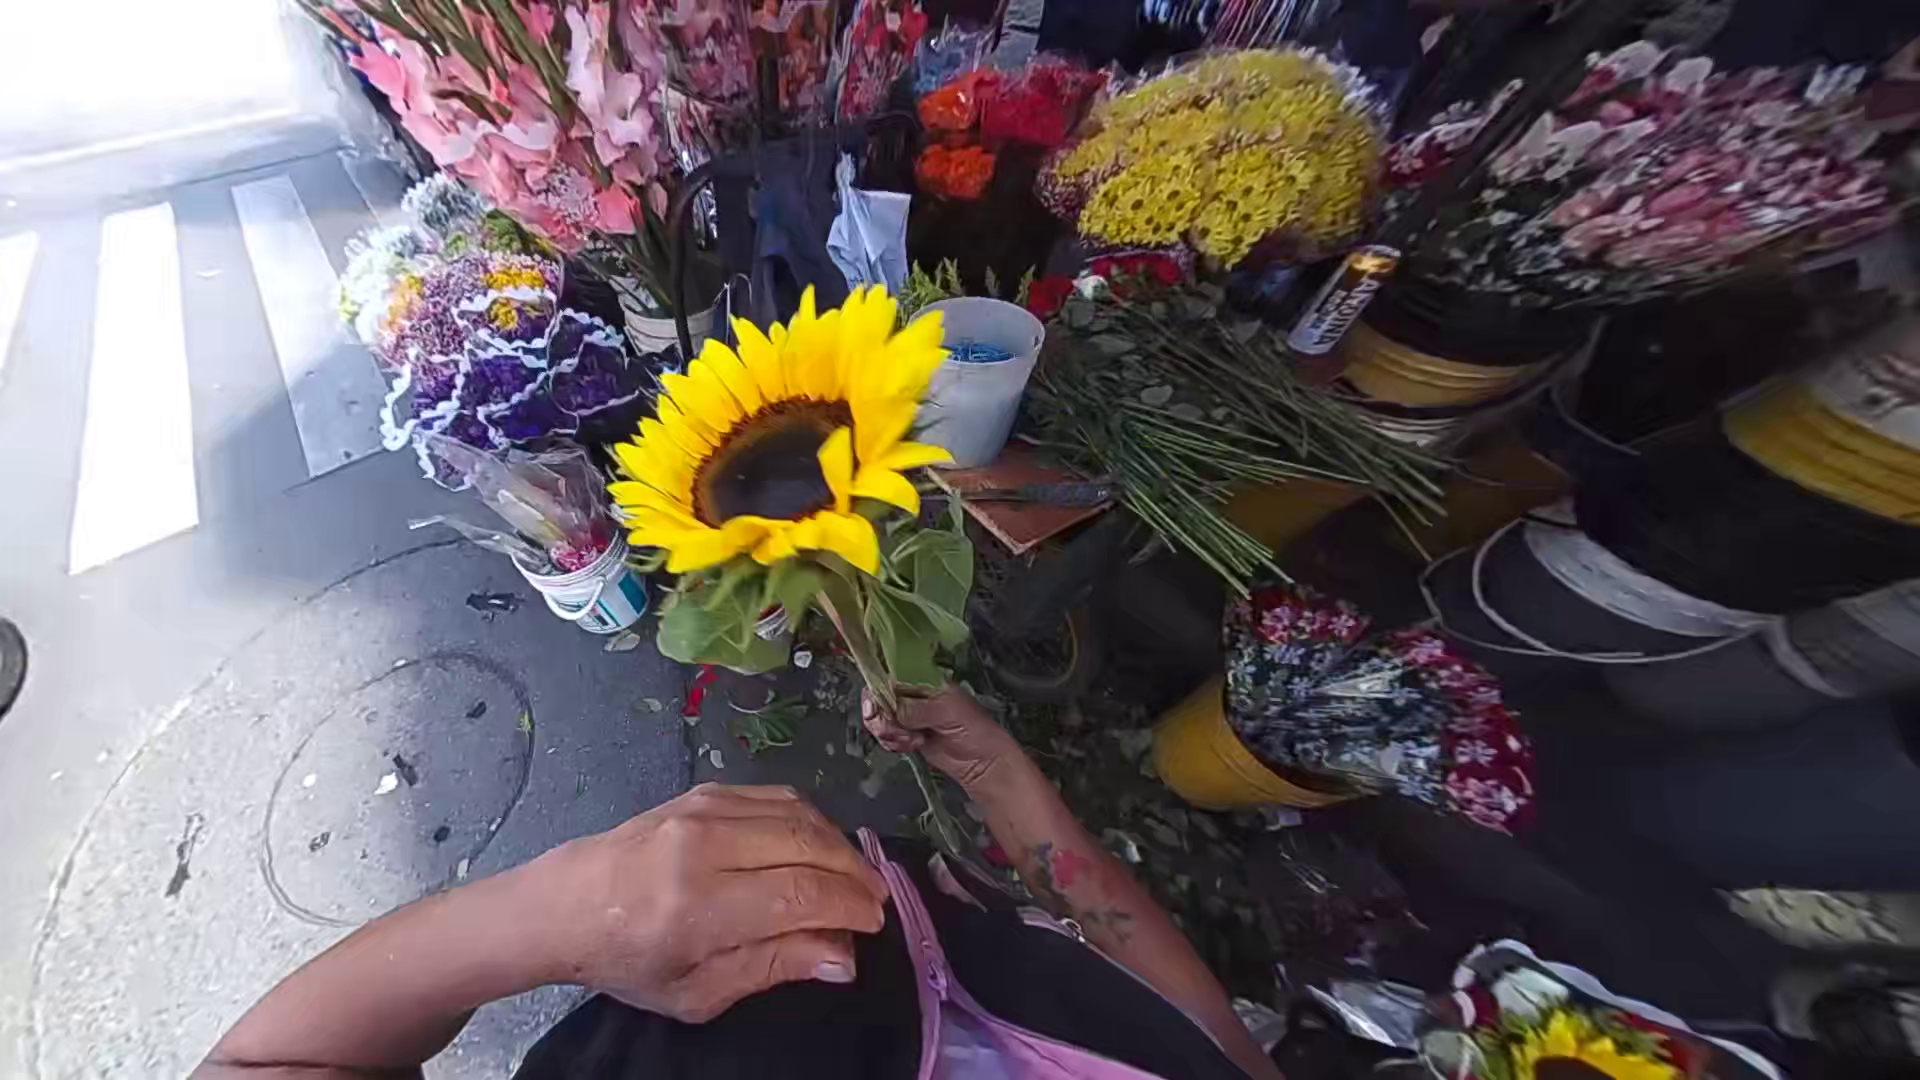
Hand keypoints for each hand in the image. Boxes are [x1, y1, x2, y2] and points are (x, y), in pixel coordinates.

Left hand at [541, 784, 888, 1021]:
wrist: (572, 898)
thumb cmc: (632, 959)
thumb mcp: (698, 991)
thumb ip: (775, 966)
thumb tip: (844, 956)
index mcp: (697, 904)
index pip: (798, 894)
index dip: (847, 905)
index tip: (873, 922)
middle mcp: (707, 843)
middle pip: (808, 844)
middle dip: (854, 871)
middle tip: (876, 896)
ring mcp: (709, 805)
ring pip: (801, 813)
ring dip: (839, 842)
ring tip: (855, 872)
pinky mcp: (712, 787)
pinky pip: (781, 796)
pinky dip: (813, 819)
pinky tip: (822, 842)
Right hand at [862, 686, 1023, 790]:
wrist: (981, 762)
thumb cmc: (972, 728)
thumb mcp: (946, 711)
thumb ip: (916, 709)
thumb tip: (891, 710)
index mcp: (924, 680)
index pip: (891, 675)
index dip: (878, 690)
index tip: (874, 708)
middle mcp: (913, 694)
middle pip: (878, 697)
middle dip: (881, 717)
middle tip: (893, 731)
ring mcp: (908, 715)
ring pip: (879, 718)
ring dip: (889, 733)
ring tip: (912, 741)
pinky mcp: (906, 734)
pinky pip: (885, 736)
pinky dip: (892, 743)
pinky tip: (911, 747)